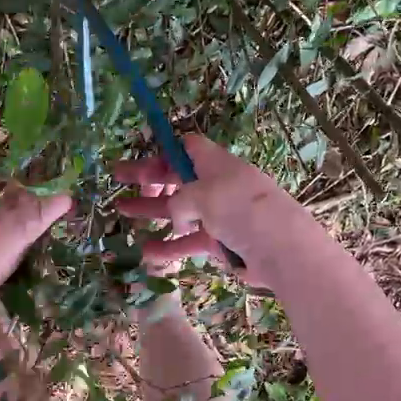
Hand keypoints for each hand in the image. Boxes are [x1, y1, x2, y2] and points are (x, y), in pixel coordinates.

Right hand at [113, 135, 313, 274]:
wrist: (282, 249)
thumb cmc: (241, 210)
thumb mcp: (201, 195)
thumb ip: (178, 202)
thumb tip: (178, 220)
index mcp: (216, 164)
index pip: (186, 148)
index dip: (161, 153)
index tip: (139, 163)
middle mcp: (217, 185)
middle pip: (177, 177)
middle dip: (148, 180)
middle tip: (118, 181)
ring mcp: (220, 215)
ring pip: (180, 210)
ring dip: (151, 211)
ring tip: (122, 212)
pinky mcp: (222, 242)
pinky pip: (189, 240)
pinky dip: (170, 245)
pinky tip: (147, 251)